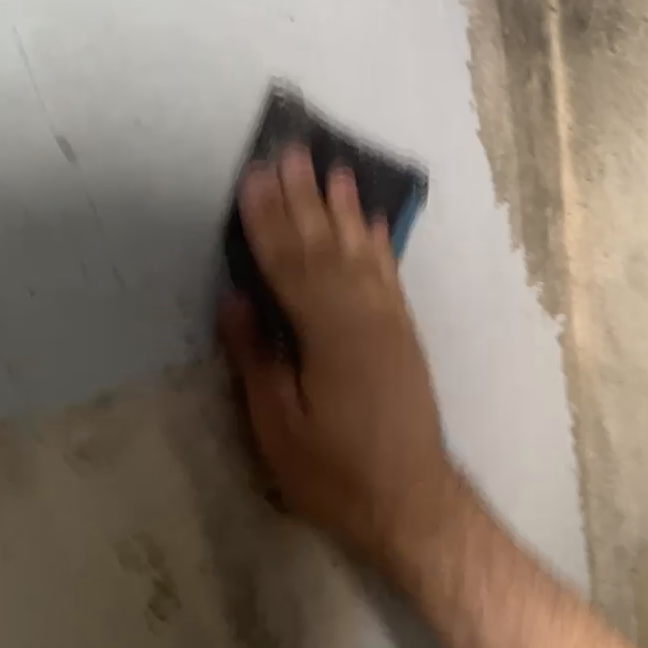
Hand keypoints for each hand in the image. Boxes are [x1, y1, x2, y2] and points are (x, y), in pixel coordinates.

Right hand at [219, 146, 463, 567]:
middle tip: (290, 150)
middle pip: (328, 248)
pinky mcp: (405, 335)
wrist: (410, 497)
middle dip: (305, 199)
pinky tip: (372, 224)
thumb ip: (257, 358)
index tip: (253, 175)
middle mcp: (367, 318)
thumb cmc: (333, 473)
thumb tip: (237, 297)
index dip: (268, 220)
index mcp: (329, 336)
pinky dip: (379, 245)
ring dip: (345, 211)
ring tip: (334, 168)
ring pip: (363, 254)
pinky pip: (390, 277)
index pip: (289, 265)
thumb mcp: (278, 426)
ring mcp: (392, 324)